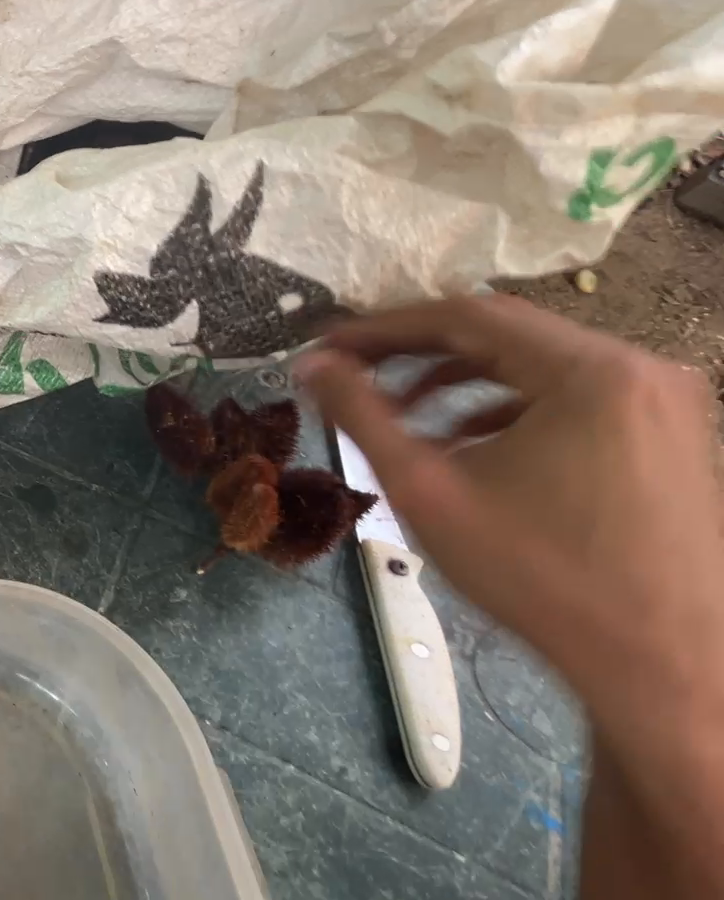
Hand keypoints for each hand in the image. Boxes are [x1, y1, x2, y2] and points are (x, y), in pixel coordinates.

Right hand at [294, 295, 722, 708]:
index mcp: (591, 372)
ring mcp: (664, 405)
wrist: (666, 666)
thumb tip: (311, 365)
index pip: (465, 316)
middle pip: (502, 334)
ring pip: (534, 363)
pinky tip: (463, 443)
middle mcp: (640, 372)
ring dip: (454, 378)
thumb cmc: (538, 573)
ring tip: (397, 415)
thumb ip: (359, 414)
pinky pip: (569, 396)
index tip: (324, 348)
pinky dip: (503, 405)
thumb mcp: (424, 487)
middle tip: (348, 373)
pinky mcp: (670, 436)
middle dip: (413, 351)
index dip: (380, 327)